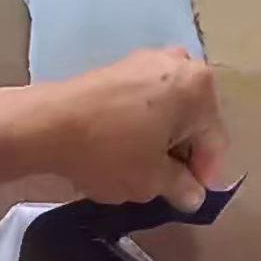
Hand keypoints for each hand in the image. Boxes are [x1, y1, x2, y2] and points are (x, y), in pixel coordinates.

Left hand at [22, 48, 228, 212]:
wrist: (47, 125)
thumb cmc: (109, 152)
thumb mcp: (151, 181)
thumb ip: (181, 188)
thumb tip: (194, 196)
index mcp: (200, 88)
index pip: (214, 142)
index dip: (202, 176)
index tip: (186, 199)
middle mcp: (180, 64)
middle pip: (192, 122)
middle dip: (180, 156)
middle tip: (161, 186)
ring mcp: (147, 61)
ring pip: (167, 113)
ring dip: (160, 142)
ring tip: (138, 170)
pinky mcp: (119, 68)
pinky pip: (143, 104)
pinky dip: (140, 127)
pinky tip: (121, 149)